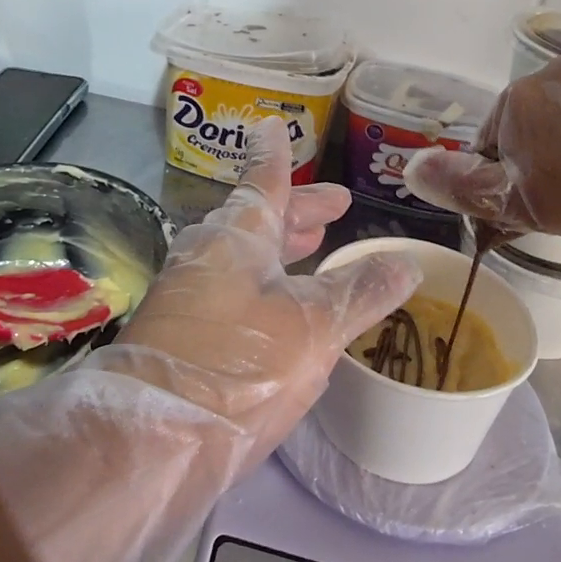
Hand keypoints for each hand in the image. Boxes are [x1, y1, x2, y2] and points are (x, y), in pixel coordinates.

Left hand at [112, 118, 420, 461]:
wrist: (152, 438)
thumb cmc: (238, 364)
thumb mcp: (313, 328)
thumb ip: (360, 292)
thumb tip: (408, 260)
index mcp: (236, 236)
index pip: (263, 180)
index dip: (276, 154)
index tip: (270, 123)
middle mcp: (207, 255)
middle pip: (258, 220)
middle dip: (298, 212)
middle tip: (336, 207)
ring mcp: (189, 296)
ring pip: (244, 257)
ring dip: (282, 249)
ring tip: (314, 248)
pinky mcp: (182, 336)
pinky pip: (233, 291)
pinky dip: (265, 286)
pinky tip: (281, 313)